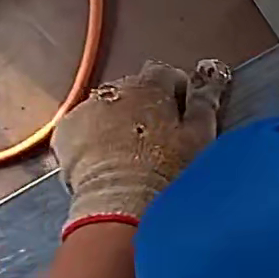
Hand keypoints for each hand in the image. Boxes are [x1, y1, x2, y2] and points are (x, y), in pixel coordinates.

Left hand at [52, 59, 230, 229]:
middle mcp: (115, 90)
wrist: (122, 205)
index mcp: (150, 86)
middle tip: (161, 140)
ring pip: (109, 108)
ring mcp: (86, 111)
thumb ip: (205, 102)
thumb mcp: (200, 136)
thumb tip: (212, 77)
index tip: (183, 114)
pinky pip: (85, 128)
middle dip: (147, 107)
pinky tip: (110, 161)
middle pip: (136, 89)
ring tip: (134, 155)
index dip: (178, 92)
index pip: (167, 72)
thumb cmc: (166, 171)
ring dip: (121, 122)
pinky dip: (96, 139)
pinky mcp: (66, 134)